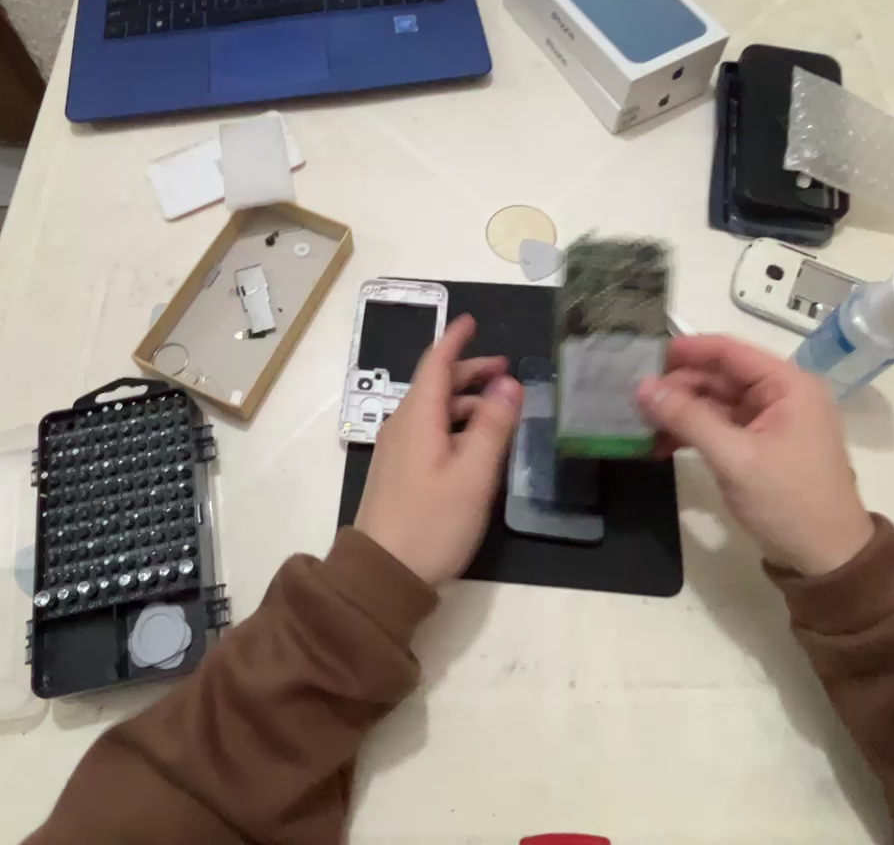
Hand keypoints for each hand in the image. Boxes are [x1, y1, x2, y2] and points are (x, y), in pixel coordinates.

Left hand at [354, 316, 522, 584]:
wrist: (383, 574)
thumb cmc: (432, 522)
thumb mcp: (473, 475)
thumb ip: (493, 426)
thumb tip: (510, 383)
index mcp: (418, 418)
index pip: (435, 363)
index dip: (455, 340)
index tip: (472, 321)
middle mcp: (402, 425)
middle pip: (434, 384)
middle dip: (468, 371)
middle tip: (504, 369)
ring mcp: (397, 450)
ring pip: (432, 409)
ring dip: (464, 400)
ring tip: (499, 408)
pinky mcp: (398, 471)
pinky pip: (427, 431)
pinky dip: (453, 423)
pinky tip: (474, 442)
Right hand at [636, 335, 871, 575]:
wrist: (827, 558)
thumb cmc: (789, 501)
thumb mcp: (735, 458)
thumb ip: (688, 418)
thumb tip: (642, 387)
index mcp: (788, 385)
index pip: (730, 351)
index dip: (686, 350)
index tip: (644, 357)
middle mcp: (781, 394)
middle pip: (719, 375)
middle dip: (677, 386)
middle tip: (635, 398)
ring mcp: (770, 420)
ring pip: (714, 400)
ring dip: (680, 410)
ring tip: (641, 422)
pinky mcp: (759, 444)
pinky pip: (718, 424)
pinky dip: (691, 431)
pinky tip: (661, 443)